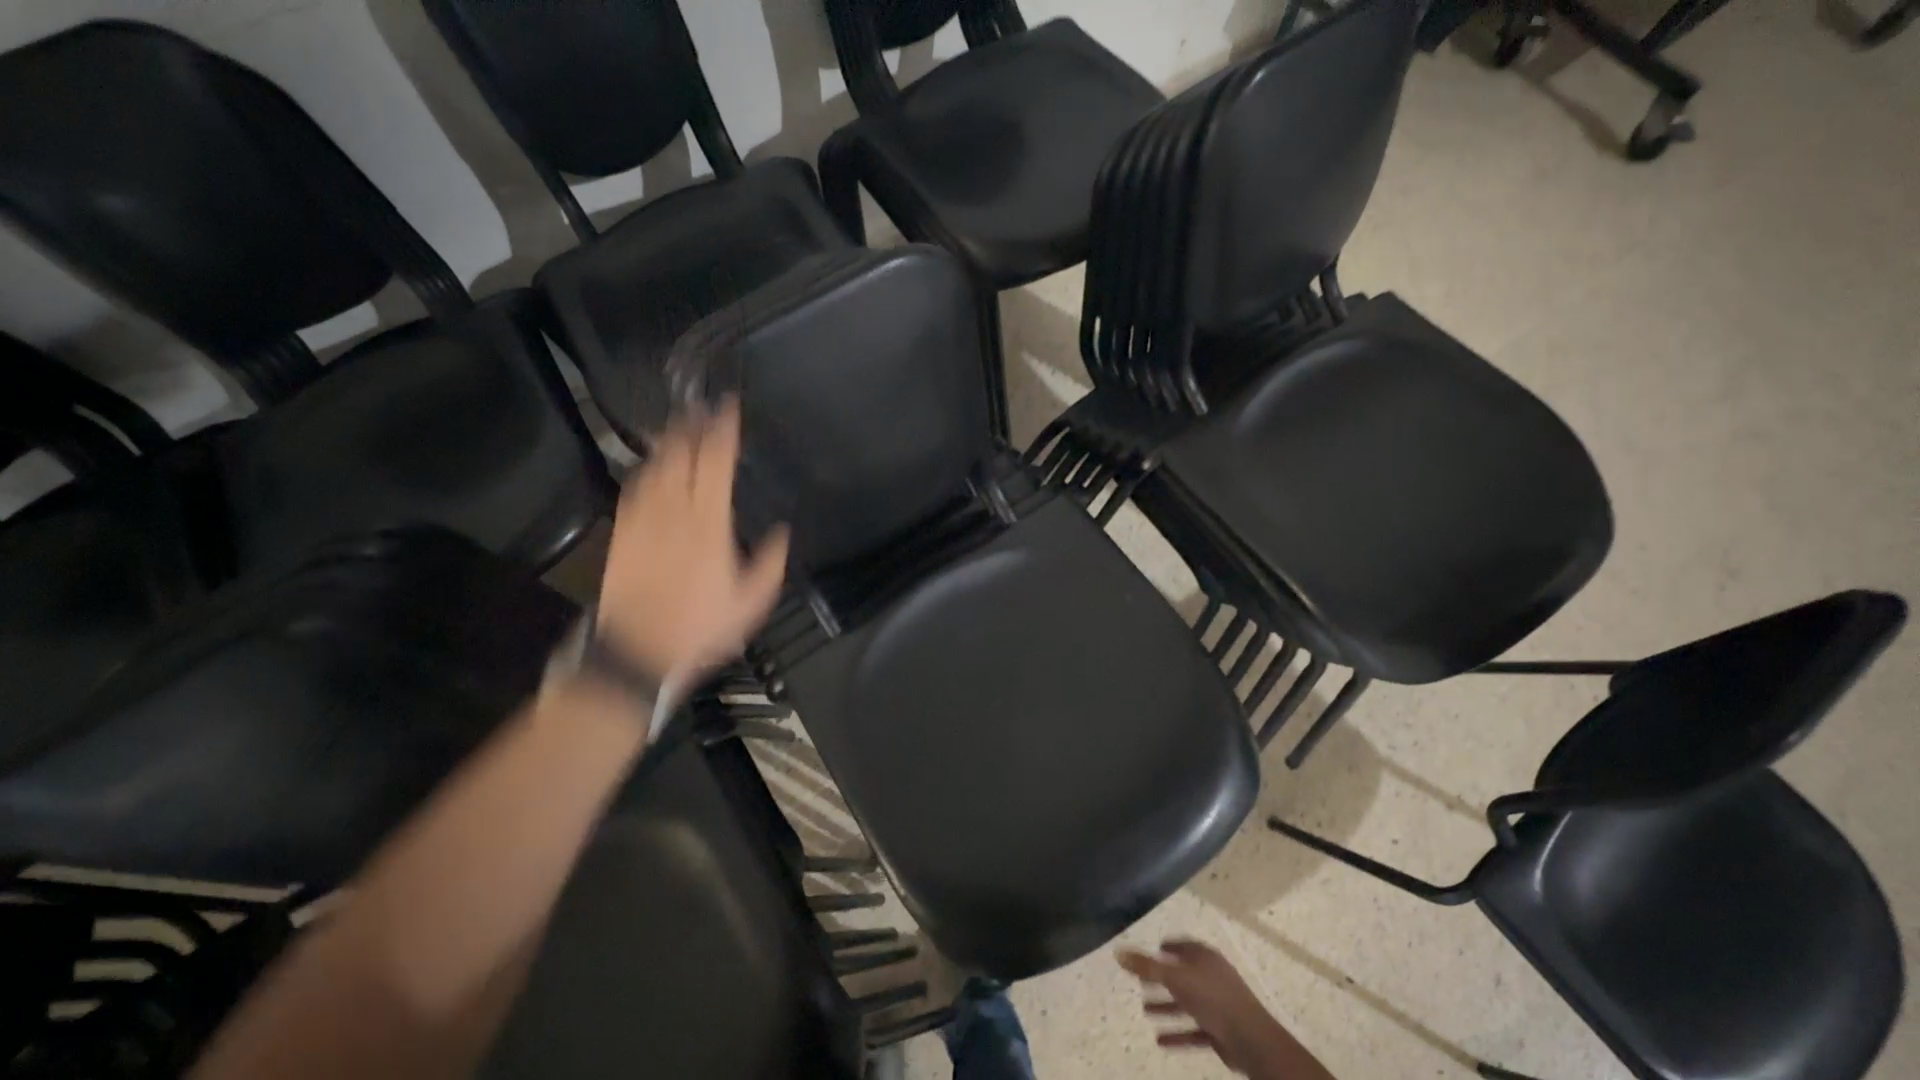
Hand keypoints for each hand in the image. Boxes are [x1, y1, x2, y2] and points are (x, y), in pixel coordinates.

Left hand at [595, 401, 789, 685]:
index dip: (722, 430)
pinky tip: (650, 466)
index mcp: (708, 523)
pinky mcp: (622, 534)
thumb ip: (770, 562)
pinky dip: (645, 470)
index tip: (729, 408)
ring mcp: (643, 520)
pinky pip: (633, 489)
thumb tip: (781, 533)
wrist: (637, 649)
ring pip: (655, 467)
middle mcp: (674, 512)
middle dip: (692, 426)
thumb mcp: (750, 602)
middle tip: (702, 407)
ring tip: (677, 426)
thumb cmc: (699, 627)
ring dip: (667, 442)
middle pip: (680, 455)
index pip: (715, 462)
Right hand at [1118, 941, 1333, 1079]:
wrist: (1250, 1039)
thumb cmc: (1212, 999)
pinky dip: (1178, 1032)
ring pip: (1187, 1002)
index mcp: (1205, 958)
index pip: (1185, 945)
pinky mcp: (1220, 1029)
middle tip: (1141, 982)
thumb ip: (1146, 966)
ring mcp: (1218, 1003)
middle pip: (1183, 974)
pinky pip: (1194, 1029)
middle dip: (1162, 979)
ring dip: (1167, 1006)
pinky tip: (1160, 1040)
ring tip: (1145, 1011)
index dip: (1169, 945)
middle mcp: (1212, 977)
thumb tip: (1118, 951)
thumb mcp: (1175, 978)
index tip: (1155, 948)